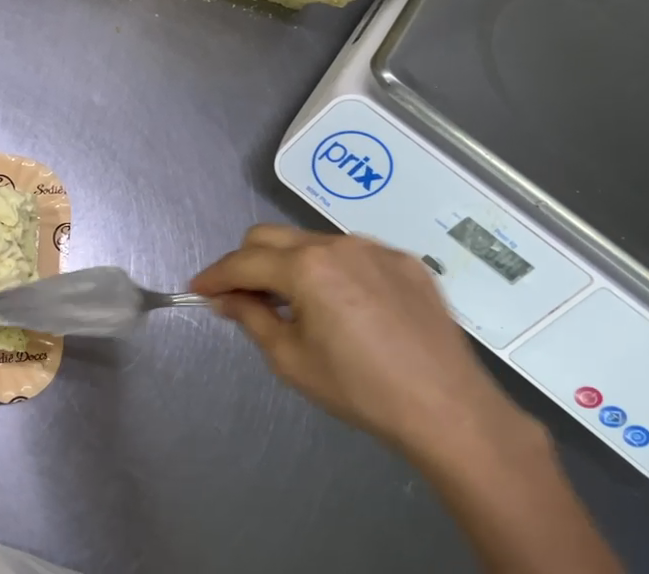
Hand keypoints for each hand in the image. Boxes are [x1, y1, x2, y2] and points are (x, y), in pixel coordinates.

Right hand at [192, 224, 523, 461]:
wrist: (450, 412)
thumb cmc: (361, 391)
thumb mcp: (290, 359)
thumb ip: (251, 318)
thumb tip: (228, 299)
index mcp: (306, 267)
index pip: (243, 262)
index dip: (215, 276)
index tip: (198, 290)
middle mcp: (338, 245)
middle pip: (270, 237)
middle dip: (247, 262)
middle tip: (242, 297)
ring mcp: (377, 250)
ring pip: (311, 242)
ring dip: (290, 265)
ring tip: (296, 305)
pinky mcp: (407, 263)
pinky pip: (353, 255)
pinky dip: (333, 272)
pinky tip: (344, 308)